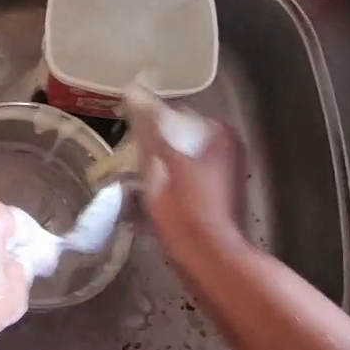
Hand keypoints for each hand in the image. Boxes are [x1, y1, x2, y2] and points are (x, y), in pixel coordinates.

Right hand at [124, 88, 248, 260]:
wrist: (207, 260)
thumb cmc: (185, 208)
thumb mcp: (160, 159)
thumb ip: (148, 123)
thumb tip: (134, 90)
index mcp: (218, 135)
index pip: (173, 115)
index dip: (146, 125)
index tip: (127, 140)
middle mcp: (224, 151)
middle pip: (172, 140)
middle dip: (146, 151)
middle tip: (125, 165)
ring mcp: (219, 178)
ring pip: (171, 163)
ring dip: (149, 172)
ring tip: (129, 188)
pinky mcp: (209, 201)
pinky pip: (176, 184)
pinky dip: (158, 191)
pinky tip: (140, 207)